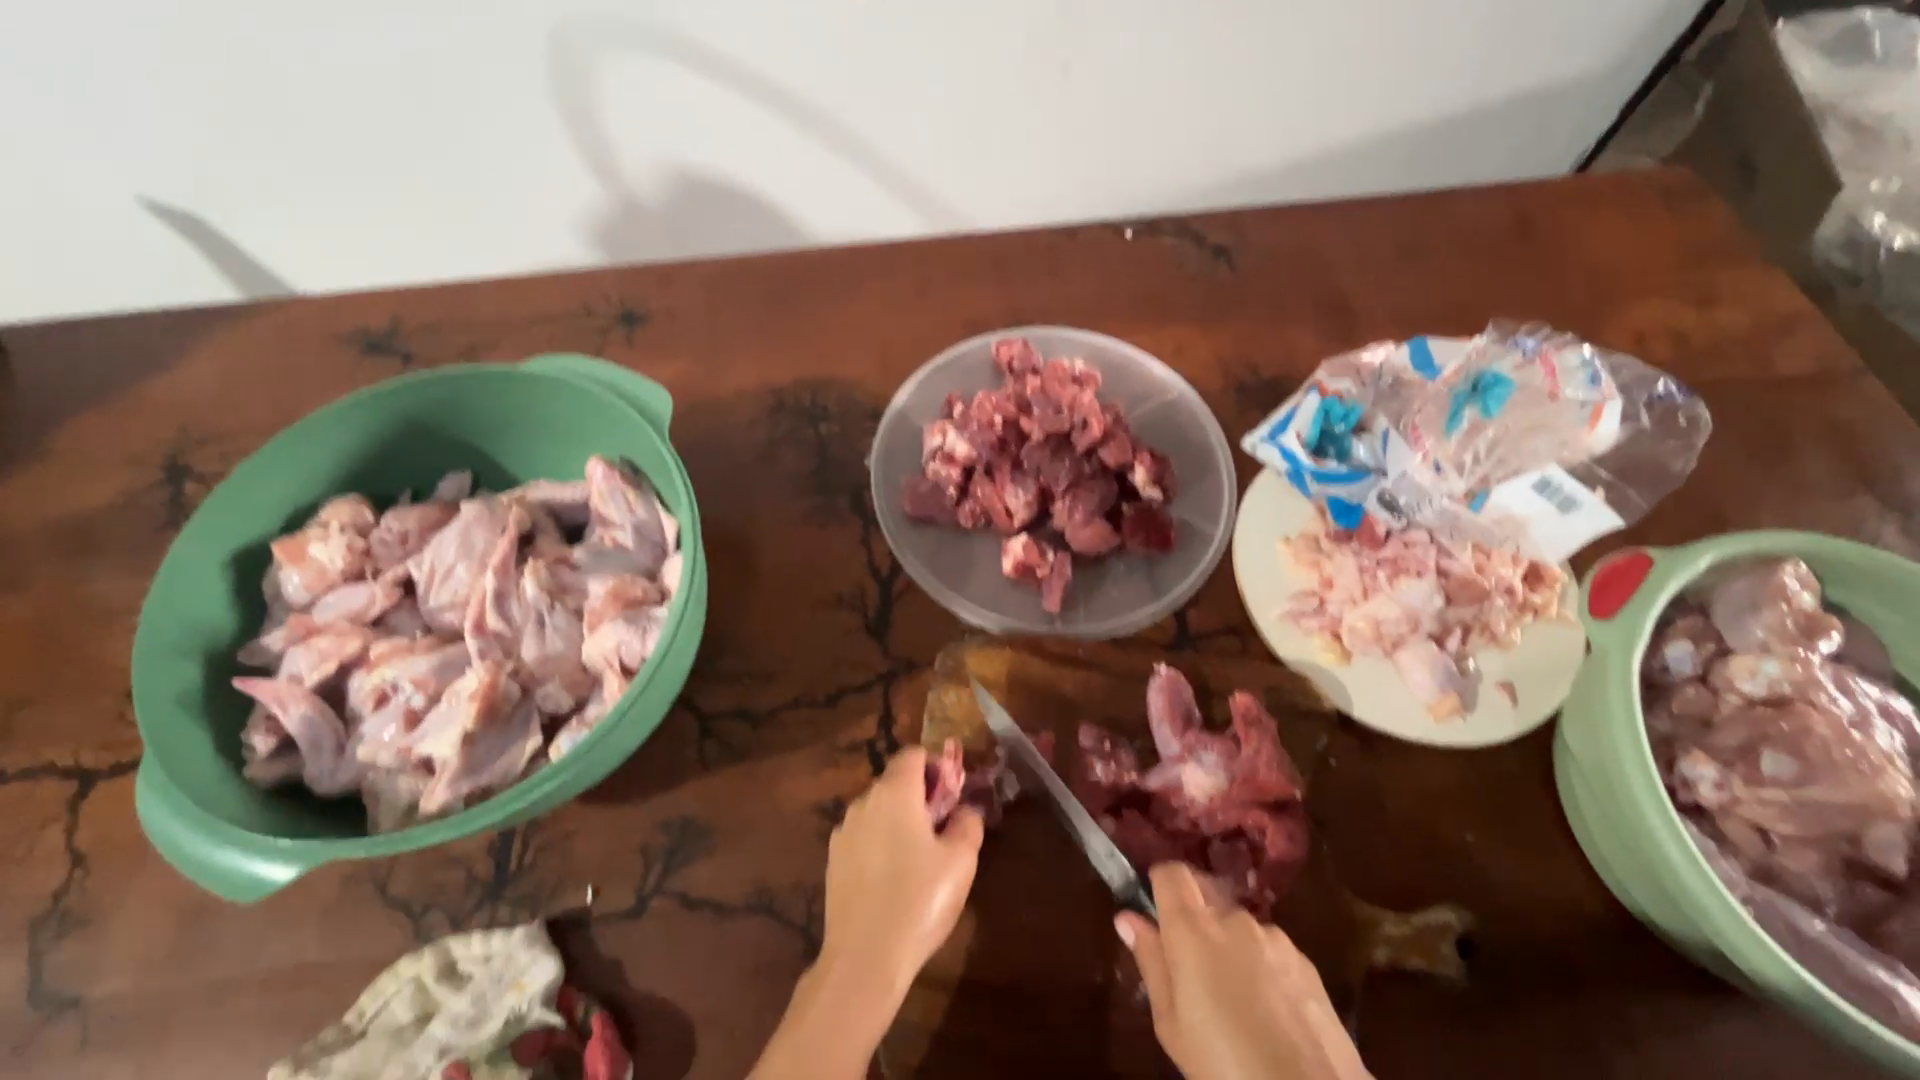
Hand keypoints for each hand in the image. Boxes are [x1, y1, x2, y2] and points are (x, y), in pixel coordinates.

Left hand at [820, 745, 984, 998]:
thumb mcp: (961, 861)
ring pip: (878, 811)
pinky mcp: (832, 860)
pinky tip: (895, 878)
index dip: (937, 765)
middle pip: (894, 782)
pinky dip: (881, 843)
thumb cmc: (920, 900)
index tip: (955, 793)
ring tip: (922, 858)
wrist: (864, 956)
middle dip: (921, 795)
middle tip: (946, 828)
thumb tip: (965, 809)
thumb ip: (968, 823)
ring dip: (900, 820)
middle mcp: (863, 802)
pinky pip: (863, 836)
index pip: (913, 754)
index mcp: (894, 793)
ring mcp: (842, 832)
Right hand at [1117, 863, 1370, 1079]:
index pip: (1172, 872)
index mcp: (1193, 930)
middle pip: (1207, 890)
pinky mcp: (1307, 963)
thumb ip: (1151, 962)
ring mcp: (1276, 939)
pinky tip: (1263, 1008)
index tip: (1152, 908)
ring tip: (1228, 994)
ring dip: (1227, 941)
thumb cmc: (1224, 1065)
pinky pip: (1270, 948)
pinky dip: (1259, 964)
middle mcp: (1236, 921)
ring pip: (1239, 923)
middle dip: (1192, 911)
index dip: (1159, 882)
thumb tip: (1127, 918)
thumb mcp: (1171, 1023)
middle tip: (1184, 958)